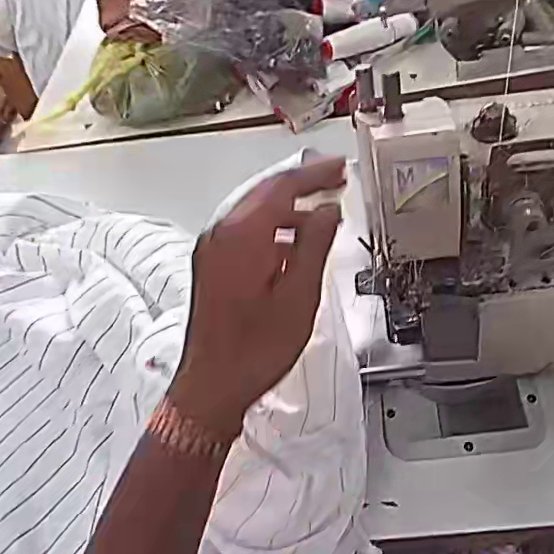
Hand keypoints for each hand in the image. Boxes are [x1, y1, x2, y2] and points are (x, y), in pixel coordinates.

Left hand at [166, 157, 346, 433]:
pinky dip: (274, 223)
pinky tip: (295, 237)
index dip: (316, 175)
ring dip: (289, 203)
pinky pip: (246, 228)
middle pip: (265, 190)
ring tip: (322, 207)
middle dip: (303, 181)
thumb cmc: (253, 350)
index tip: (339, 169)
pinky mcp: (213, 263)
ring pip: (255, 208)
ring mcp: (213, 249)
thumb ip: (315, 246)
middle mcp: (221, 235)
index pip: (283, 187)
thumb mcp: (300, 297)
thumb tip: (327, 213)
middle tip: (334, 177)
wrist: (213, 383)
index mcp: (242, 237)